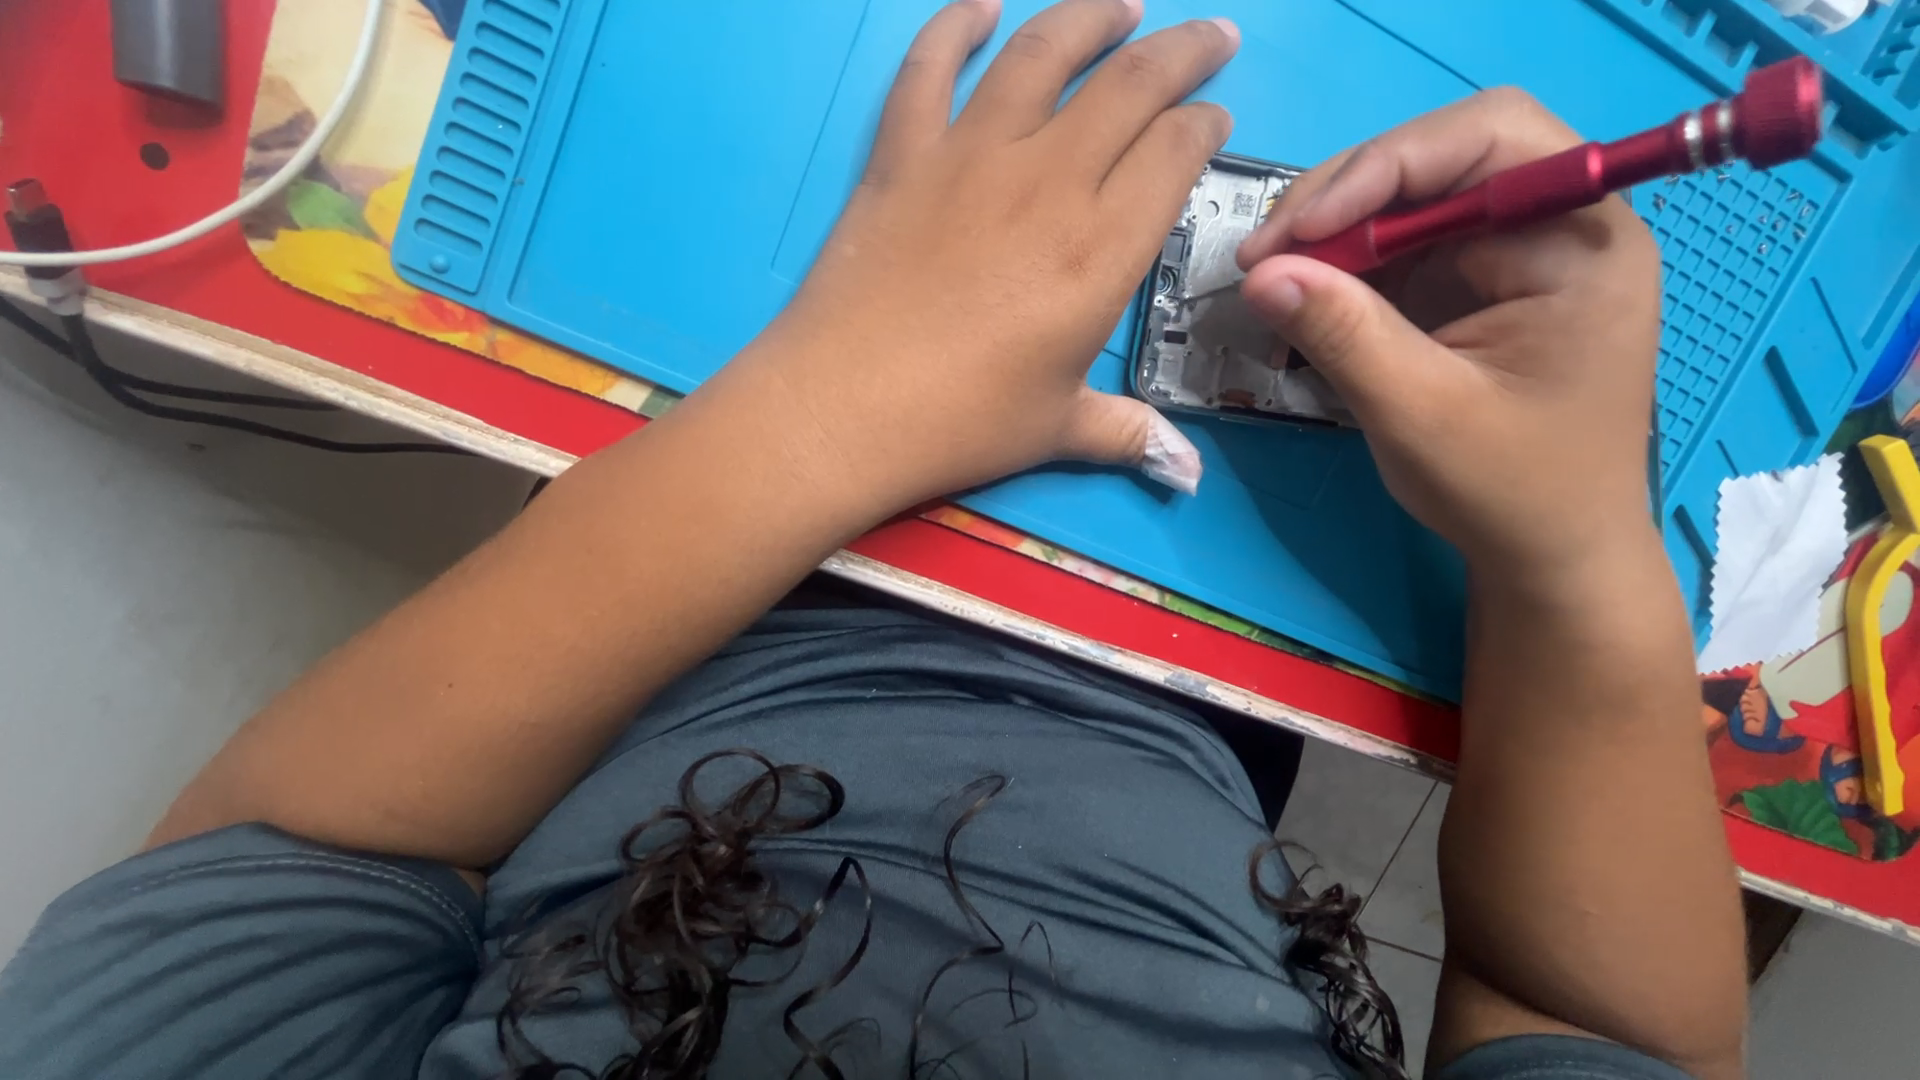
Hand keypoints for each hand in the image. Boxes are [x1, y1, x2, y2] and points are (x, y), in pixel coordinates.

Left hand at [706, 0, 1238, 510]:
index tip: (1216, 124)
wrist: (843, 409)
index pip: (1176, 155)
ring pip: (1044, 52)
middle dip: (1183, 53)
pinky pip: (929, 66)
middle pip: (1131, 86)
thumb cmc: (961, 425)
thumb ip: (1128, 434)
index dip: (1206, 129)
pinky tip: (981, 5)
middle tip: (1211, 37)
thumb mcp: (1057, 430)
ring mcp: (969, 157)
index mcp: (1101, 250)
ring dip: (1092, 17)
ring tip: (1123, 2)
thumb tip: (1186, 473)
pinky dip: (956, 24)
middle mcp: (1048, 181)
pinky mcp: (901, 155)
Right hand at [1236, 89, 1664, 579]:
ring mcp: (1502, 258)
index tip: (1296, 231)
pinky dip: (1337, 274)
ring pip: (1403, 205)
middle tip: (1262, 256)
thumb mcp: (1418, 412)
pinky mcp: (1465, 291)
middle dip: (1341, 201)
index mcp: (1579, 239)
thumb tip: (1258, 275)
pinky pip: (1393, 256)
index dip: (1382, 166)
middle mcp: (1547, 228)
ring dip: (1328, 238)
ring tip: (1266, 280)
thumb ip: (1343, 335)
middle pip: (1436, 162)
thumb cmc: (1508, 487)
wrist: (1545, 550)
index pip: (1485, 140)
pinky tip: (1297, 303)